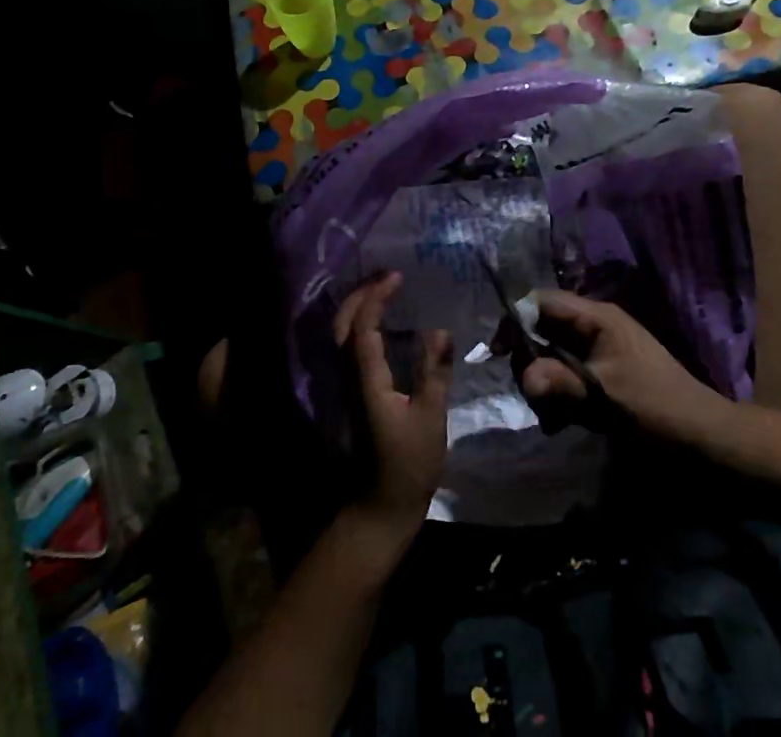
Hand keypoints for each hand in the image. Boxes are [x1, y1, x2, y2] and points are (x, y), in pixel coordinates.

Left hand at [333, 273, 450, 528]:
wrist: (380, 505)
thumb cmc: (408, 464)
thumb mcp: (429, 417)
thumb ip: (434, 373)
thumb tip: (440, 331)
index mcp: (365, 380)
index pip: (363, 327)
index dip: (376, 297)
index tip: (397, 276)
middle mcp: (347, 377)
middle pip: (341, 325)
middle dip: (360, 295)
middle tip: (386, 276)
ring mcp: (346, 387)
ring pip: (340, 337)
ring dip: (357, 309)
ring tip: (383, 291)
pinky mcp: (352, 395)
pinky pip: (349, 350)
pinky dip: (360, 328)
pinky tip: (384, 327)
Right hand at [518, 291, 730, 441]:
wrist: (700, 435)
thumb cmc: (653, 407)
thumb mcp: (602, 395)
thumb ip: (559, 383)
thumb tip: (524, 377)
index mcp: (597, 318)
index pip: (541, 301)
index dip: (515, 320)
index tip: (498, 352)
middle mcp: (594, 326)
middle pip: (540, 331)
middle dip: (530, 364)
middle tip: (534, 397)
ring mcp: (598, 349)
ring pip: (550, 357)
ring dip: (543, 387)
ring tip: (552, 419)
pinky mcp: (600, 372)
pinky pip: (565, 375)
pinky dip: (558, 397)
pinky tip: (561, 423)